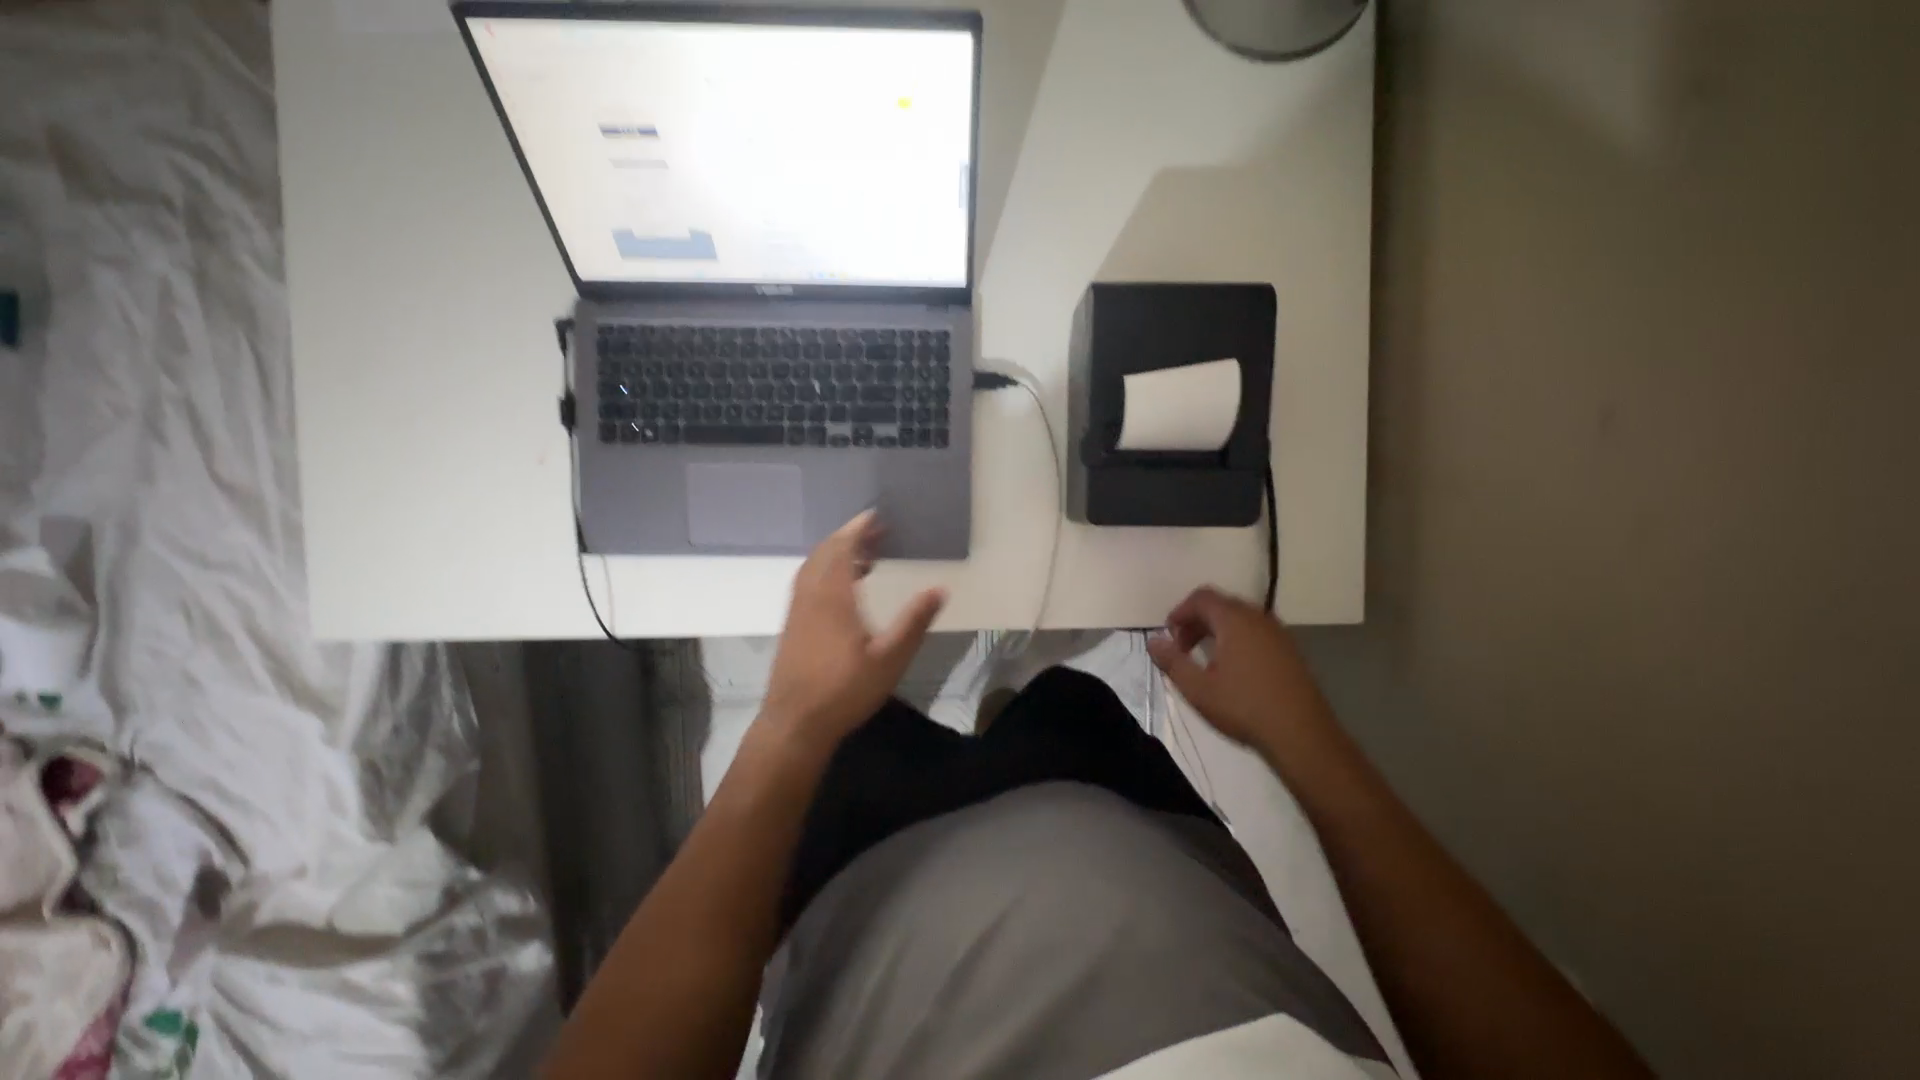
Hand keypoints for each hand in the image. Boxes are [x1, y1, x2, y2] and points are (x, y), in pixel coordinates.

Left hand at [760, 511, 945, 749]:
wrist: (795, 722)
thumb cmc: (845, 690)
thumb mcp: (890, 658)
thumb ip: (914, 621)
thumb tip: (940, 589)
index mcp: (832, 596)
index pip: (842, 548)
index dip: (857, 529)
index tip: (875, 516)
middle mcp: (809, 595)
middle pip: (824, 553)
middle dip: (848, 538)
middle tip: (876, 533)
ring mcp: (796, 611)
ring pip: (812, 568)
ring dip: (835, 555)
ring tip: (864, 558)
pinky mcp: (792, 626)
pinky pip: (807, 583)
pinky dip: (824, 572)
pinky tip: (841, 589)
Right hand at [1145, 587, 1323, 748]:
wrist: (1301, 734)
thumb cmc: (1244, 708)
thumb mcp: (1198, 689)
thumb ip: (1172, 661)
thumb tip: (1153, 641)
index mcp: (1235, 620)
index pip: (1202, 597)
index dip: (1180, 612)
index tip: (1169, 636)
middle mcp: (1259, 618)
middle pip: (1221, 605)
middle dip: (1196, 621)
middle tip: (1183, 649)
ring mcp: (1278, 633)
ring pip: (1240, 618)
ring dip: (1217, 630)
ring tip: (1205, 659)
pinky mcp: (1290, 650)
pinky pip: (1256, 632)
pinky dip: (1237, 638)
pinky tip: (1233, 669)